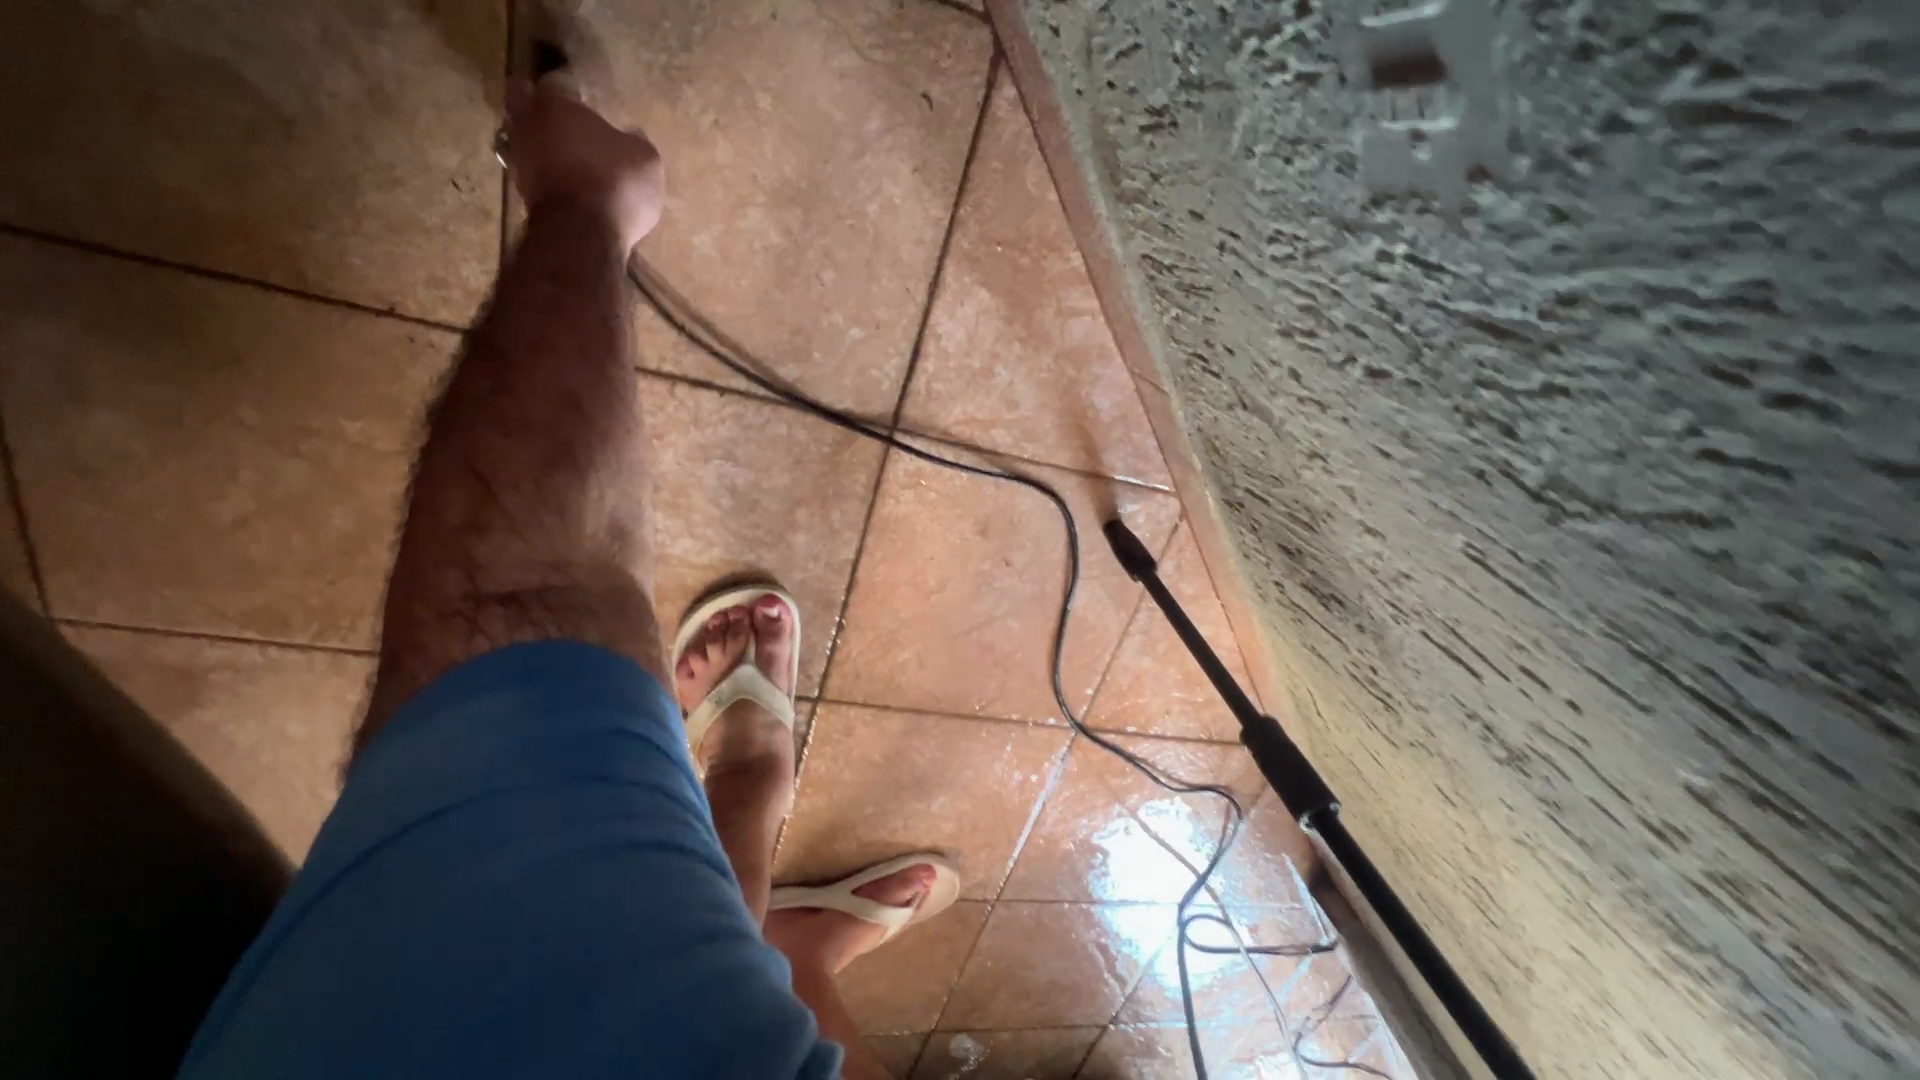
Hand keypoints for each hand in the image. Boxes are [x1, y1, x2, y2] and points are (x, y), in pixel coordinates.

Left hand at [504, 74, 665, 252]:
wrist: (582, 236)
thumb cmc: (616, 184)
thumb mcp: (645, 161)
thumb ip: (636, 143)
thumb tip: (632, 136)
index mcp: (556, 105)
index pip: (558, 82)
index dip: (571, 86)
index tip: (582, 92)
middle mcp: (529, 125)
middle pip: (524, 103)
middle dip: (539, 105)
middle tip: (559, 114)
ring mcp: (520, 161)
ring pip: (523, 139)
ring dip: (539, 142)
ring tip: (560, 150)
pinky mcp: (523, 194)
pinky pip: (532, 172)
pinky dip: (545, 173)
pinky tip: (563, 180)